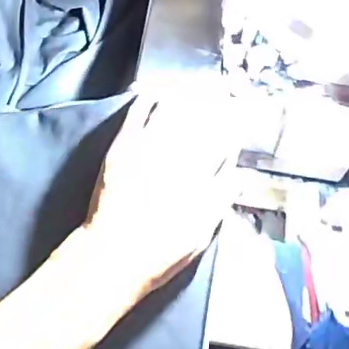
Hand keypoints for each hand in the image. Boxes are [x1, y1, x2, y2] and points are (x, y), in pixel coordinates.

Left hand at [85, 91, 242, 294]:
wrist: (109, 259)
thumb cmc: (160, 252)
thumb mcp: (203, 230)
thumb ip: (222, 194)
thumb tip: (235, 169)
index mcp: (199, 172)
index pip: (224, 133)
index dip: (234, 119)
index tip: (239, 112)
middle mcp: (176, 152)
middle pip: (201, 113)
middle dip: (214, 100)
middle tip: (222, 91)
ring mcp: (147, 145)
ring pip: (172, 105)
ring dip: (186, 94)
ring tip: (193, 89)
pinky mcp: (122, 144)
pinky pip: (139, 110)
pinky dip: (150, 97)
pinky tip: (157, 93)